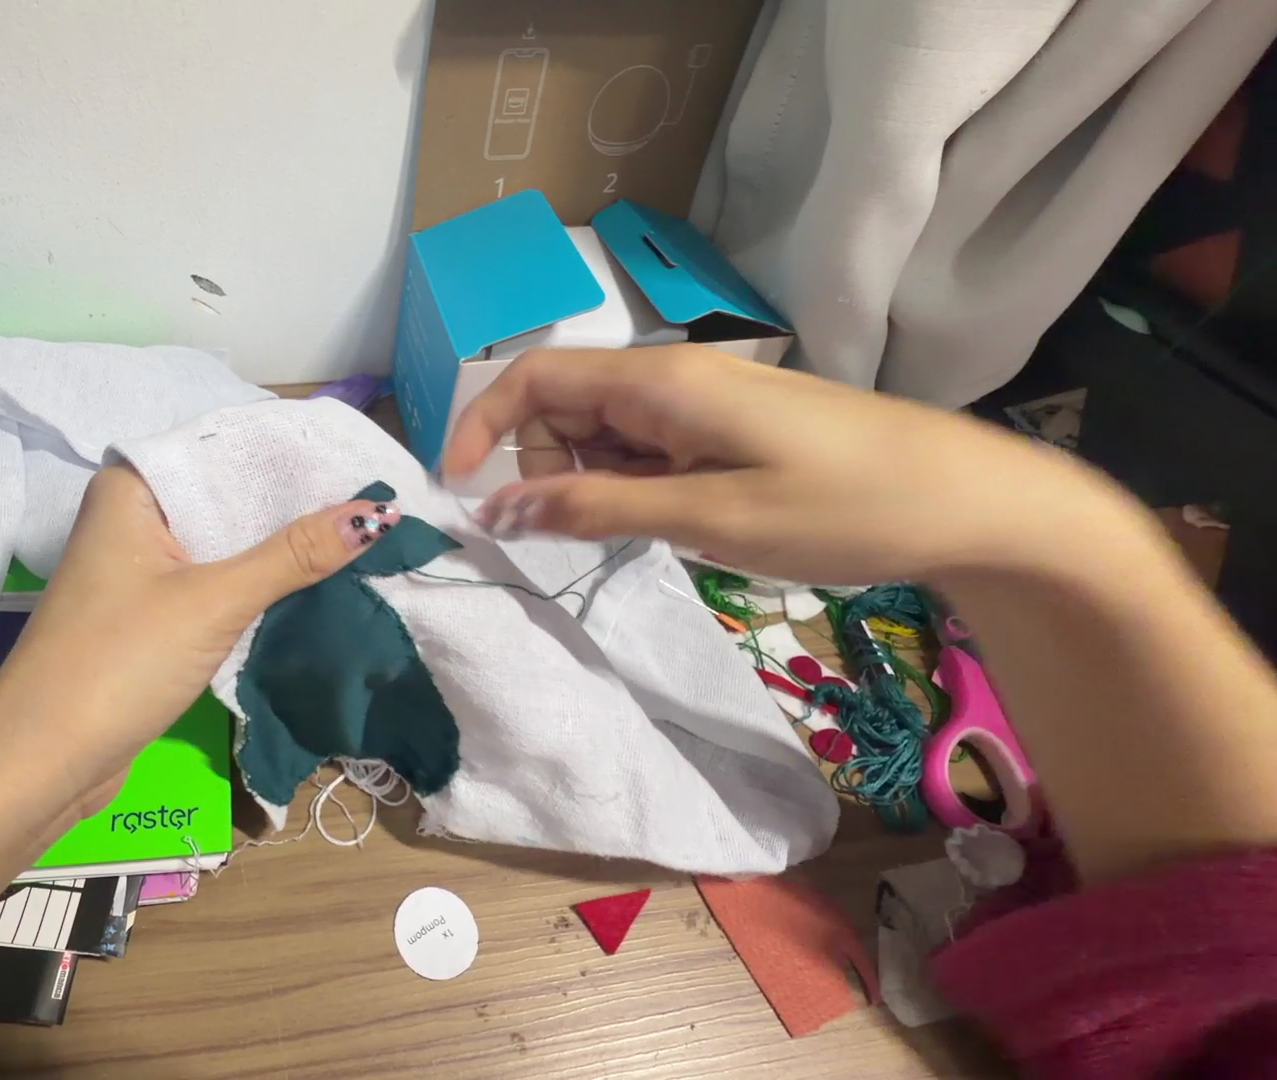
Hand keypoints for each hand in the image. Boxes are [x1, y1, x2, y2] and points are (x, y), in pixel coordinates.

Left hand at [0, 464, 398, 795]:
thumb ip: (294, 554)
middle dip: (297, 500)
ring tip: (363, 530)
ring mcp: (141, 566)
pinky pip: (218, 578)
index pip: (224, 444)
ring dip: (283, 543)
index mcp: (133, 487)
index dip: (293, 449)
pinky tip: (315, 577)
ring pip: (227, 539)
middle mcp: (134, 515)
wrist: (41, 764)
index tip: (361, 453)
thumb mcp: (213, 601)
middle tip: (376, 494)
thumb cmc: (118, 663)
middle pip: (229, 493)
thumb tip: (379, 512)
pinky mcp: (153, 610)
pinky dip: (261, 579)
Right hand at [444, 345, 1154, 585]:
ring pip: (591, 434)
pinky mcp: (712, 431)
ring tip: (647, 524)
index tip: (458, 489)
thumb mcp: (709, 517)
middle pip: (554, 408)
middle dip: (538, 466)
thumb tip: (497, 510)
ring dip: (583, 482)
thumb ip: (595, 508)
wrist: (972, 505)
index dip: (478, 423)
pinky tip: (670, 514)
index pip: (531, 378)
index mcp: (658, 382)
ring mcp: (690, 405)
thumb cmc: (844, 507)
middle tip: (584, 525)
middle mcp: (665, 381)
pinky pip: (634, 451)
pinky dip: (622, 486)